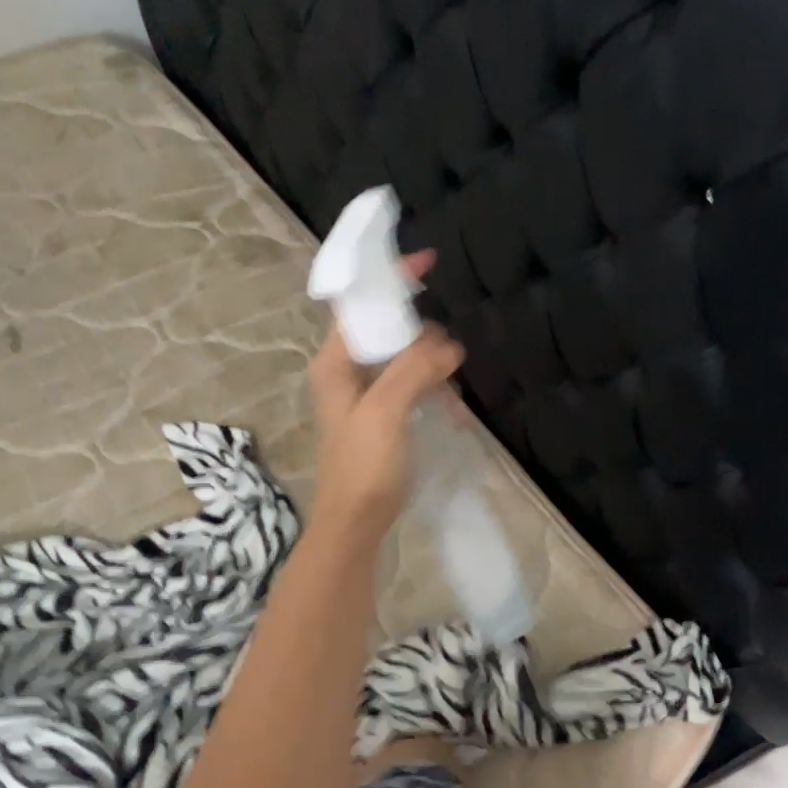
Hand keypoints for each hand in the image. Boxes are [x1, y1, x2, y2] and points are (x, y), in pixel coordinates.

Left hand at [306, 251, 463, 545]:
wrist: (355, 525)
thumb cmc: (363, 467)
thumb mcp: (386, 412)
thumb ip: (414, 369)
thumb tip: (449, 344)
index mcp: (334, 363)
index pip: (360, 306)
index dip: (390, 281)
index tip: (427, 262)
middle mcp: (345, 373)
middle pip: (386, 331)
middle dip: (421, 333)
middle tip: (449, 351)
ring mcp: (364, 398)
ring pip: (403, 360)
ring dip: (431, 366)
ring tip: (453, 387)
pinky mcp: (383, 419)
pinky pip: (411, 387)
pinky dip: (432, 389)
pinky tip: (452, 409)